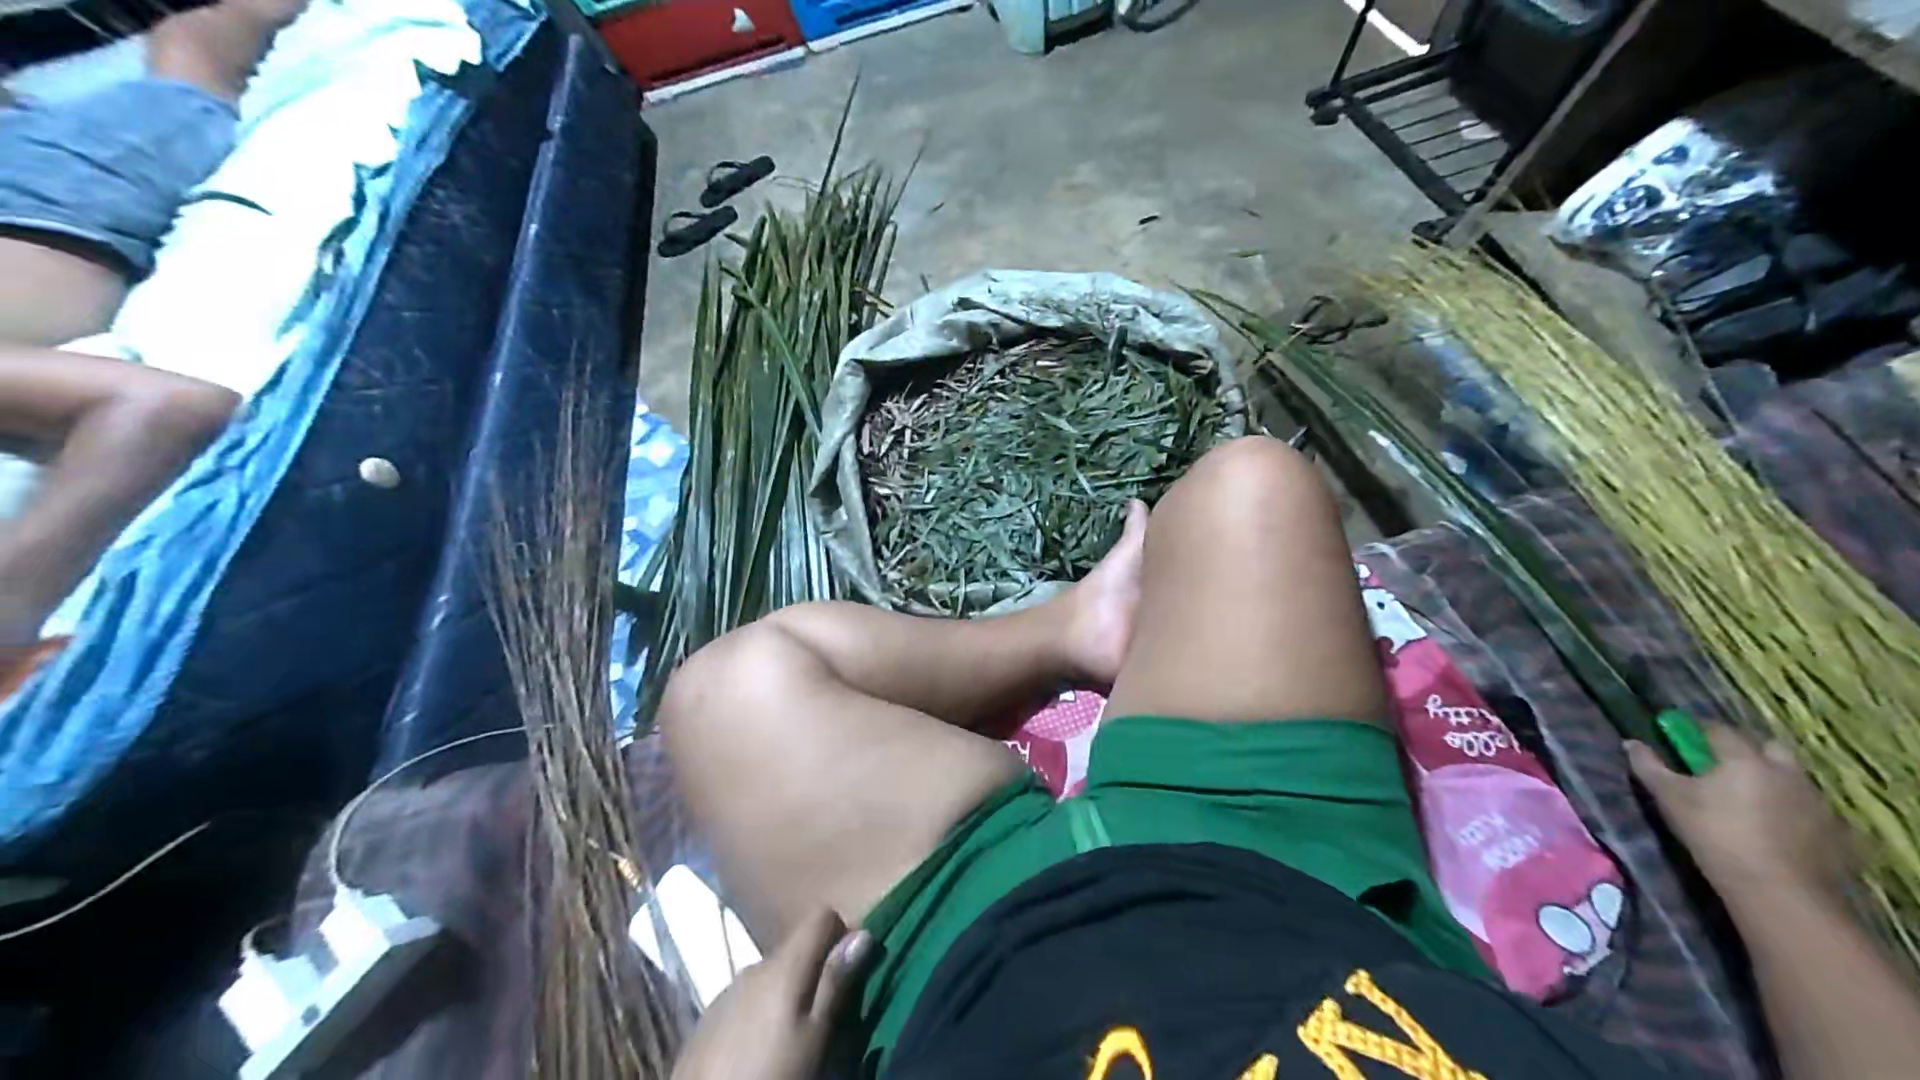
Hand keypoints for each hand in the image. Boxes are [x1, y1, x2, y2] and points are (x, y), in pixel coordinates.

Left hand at [671, 909, 873, 1079]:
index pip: (821, 915)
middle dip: (818, 968)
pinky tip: (760, 1048)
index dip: (842, 933)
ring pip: (774, 972)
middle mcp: (755, 964)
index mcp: (784, 964)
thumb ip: (835, 983)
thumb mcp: (814, 1038)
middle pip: (798, 946)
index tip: (852, 969)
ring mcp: (728, 988)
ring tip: (794, 1035)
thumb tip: (863, 933)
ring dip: (790, 990)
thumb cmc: (769, 1077)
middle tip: (828, 1013)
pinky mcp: (709, 1016)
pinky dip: (764, 1008)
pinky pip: (749, 995)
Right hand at [1627, 722, 1851, 899]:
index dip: (1699, 729)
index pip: (1720, 731)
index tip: (1682, 734)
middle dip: (1747, 748)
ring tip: (1746, 794)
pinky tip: (1772, 821)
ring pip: (1791, 775)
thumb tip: (1631, 743)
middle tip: (1721, 763)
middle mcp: (1785, 772)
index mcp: (1745, 759)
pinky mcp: (1832, 827)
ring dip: (1770, 776)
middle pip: (1769, 747)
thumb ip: (1648, 765)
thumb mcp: (1669, 796)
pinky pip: (1806, 803)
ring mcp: (1815, 800)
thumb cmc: (1713, 832)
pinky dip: (1789, 803)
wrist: (1776, 887)